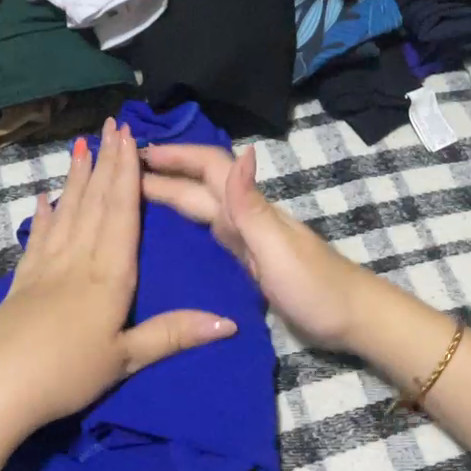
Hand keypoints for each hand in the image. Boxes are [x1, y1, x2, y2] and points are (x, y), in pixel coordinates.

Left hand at [0, 120, 237, 436]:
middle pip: (95, 201)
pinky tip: (44, 198)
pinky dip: (43, 214)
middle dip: (106, 161)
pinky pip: (38, 237)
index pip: (122, 213)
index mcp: (109, 274)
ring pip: (66, 211)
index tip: (129, 137)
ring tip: (82, 145)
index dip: (127, 173)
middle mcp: (78, 259)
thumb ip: (174, 335)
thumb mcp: (126, 359)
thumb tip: (231, 322)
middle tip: (111, 124)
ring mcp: (46, 267)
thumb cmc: (66, 374)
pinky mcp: (22, 280)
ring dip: (77, 176)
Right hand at [142, 145, 370, 349]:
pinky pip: (211, 231)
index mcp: (250, 210)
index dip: (176, 156)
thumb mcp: (278, 249)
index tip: (138, 151)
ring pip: (203, 206)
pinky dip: (187, 222)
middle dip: (164, 173)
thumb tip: (242, 152)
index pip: (210, 169)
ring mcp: (249, 239)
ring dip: (172, 193)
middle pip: (200, 186)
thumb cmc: (316, 287)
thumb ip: (253, 206)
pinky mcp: (250, 260)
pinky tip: (174, 229)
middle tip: (120, 169)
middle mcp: (247, 217)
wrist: (351, 320)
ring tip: (134, 192)